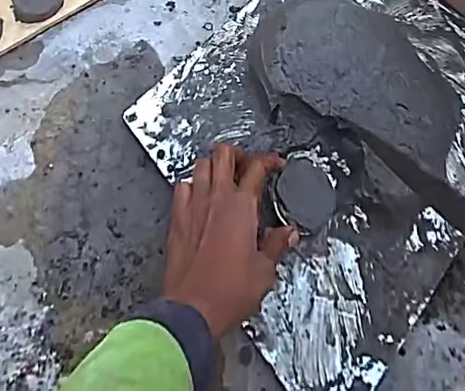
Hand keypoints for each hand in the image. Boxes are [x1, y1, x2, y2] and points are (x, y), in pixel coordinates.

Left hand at [163, 144, 300, 337]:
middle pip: (225, 153)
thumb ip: (277, 245)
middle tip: (245, 165)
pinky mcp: (177, 219)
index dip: (269, 160)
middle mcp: (218, 198)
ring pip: (202, 164)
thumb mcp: (264, 271)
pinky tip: (198, 196)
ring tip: (222, 177)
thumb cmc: (227, 292)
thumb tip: (287, 234)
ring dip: (214, 166)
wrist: (190, 311)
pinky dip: (191, 185)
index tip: (274, 164)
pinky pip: (182, 187)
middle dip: (237, 154)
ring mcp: (194, 206)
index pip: (257, 166)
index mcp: (243, 205)